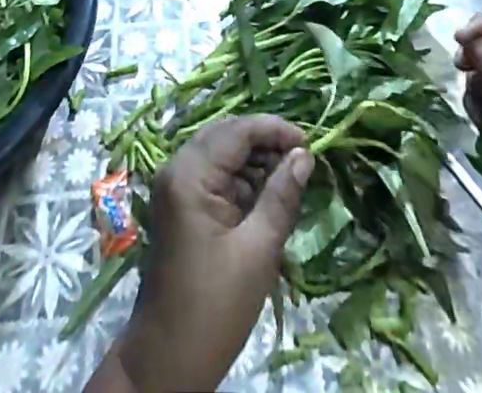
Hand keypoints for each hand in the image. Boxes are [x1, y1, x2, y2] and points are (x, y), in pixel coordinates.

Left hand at [115, 115, 312, 391]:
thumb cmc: (216, 305)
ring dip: (255, 160)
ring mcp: (176, 187)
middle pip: (225, 136)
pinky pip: (214, 177)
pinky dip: (242, 180)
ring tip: (293, 178)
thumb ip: (281, 196)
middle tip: (305, 159)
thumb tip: (304, 155)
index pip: (234, 131)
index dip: (273, 129)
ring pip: (220, 155)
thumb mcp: (258, 250)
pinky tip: (269, 195)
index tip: (312, 142)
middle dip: (265, 142)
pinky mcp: (181, 205)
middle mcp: (176, 170)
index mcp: (188, 174)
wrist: (168, 352)